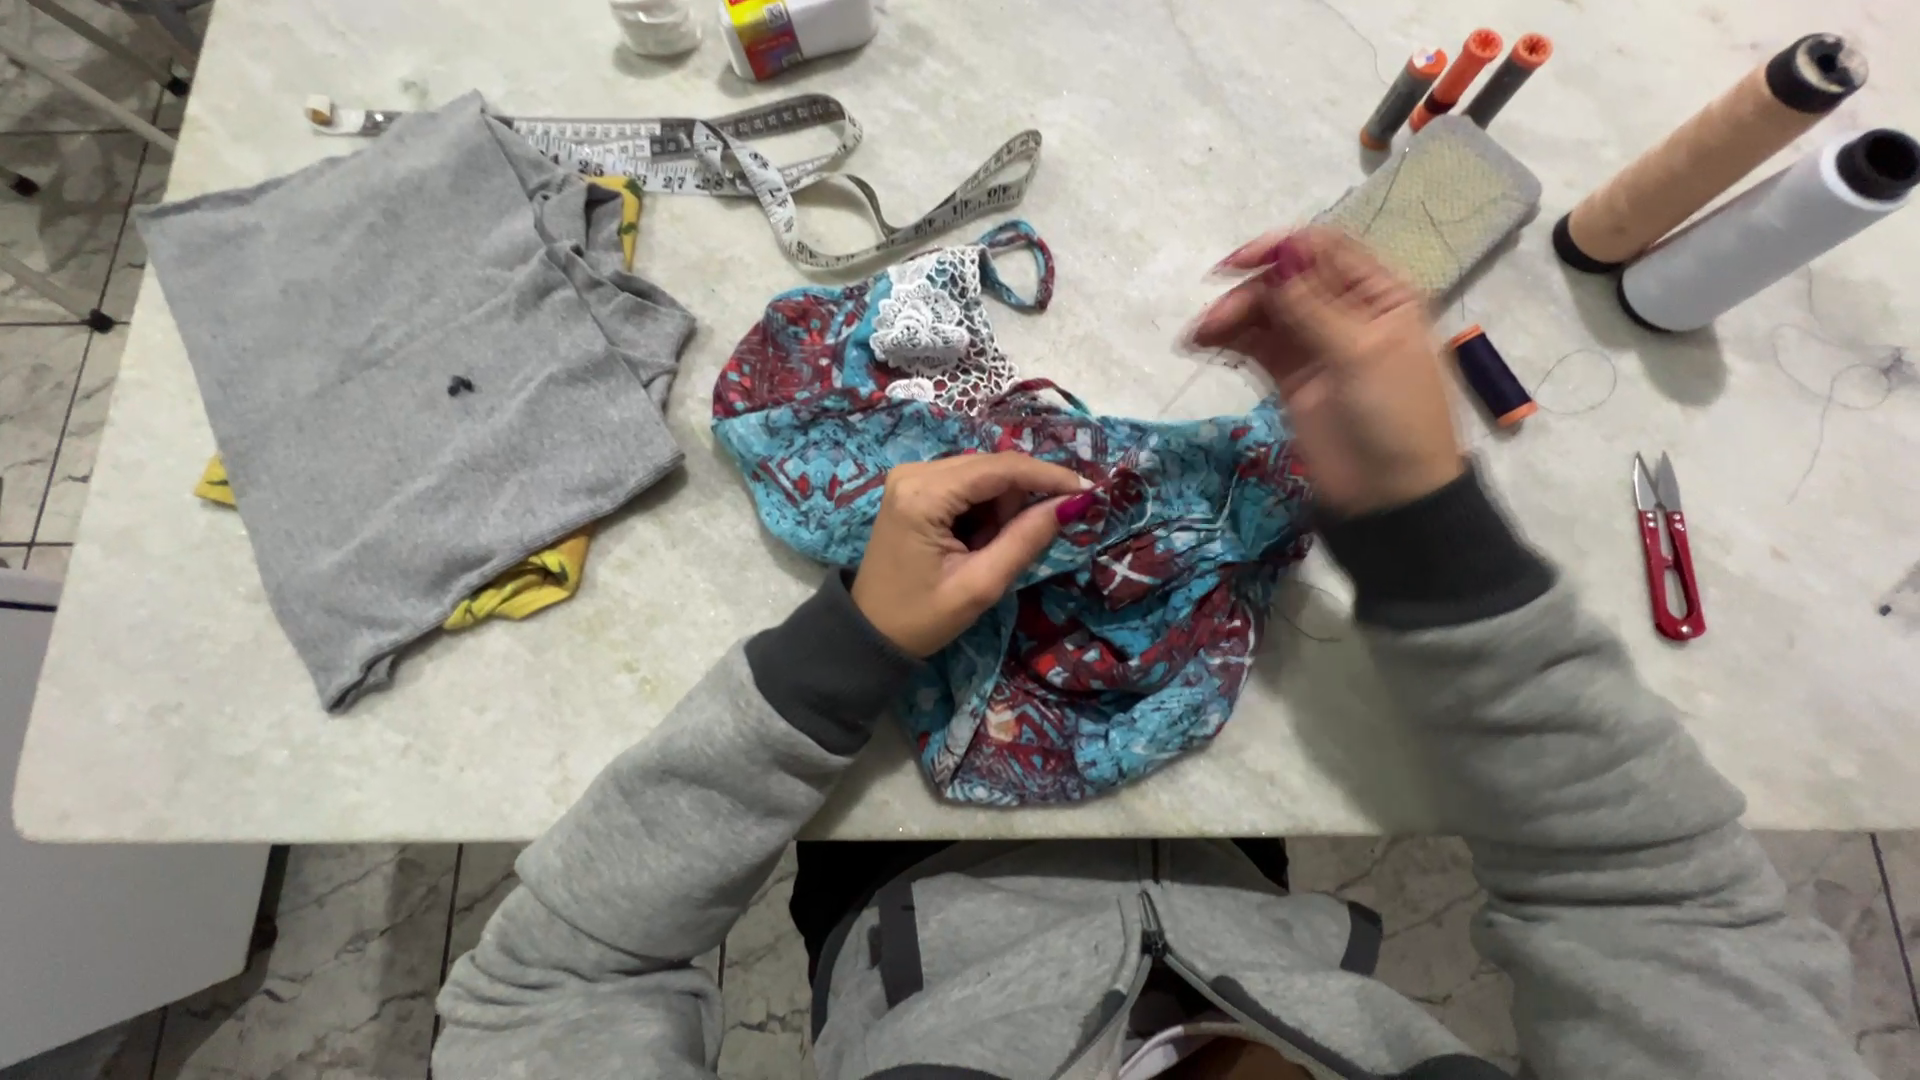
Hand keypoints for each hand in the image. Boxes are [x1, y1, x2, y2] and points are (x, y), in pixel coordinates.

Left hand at [852, 453, 1093, 656]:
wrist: (869, 632)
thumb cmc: (921, 618)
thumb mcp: (980, 585)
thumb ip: (1026, 539)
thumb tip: (1073, 502)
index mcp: (923, 494)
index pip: (1000, 468)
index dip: (1048, 475)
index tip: (1089, 489)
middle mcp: (914, 471)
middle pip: (992, 467)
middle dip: (1018, 500)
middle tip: (1019, 544)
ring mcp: (910, 476)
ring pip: (982, 474)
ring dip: (1000, 507)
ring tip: (986, 550)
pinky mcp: (912, 486)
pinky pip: (966, 483)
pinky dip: (982, 509)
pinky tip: (974, 541)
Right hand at [1188, 227, 1463, 516]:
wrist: (1387, 493)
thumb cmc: (1393, 415)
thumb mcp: (1360, 352)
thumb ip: (1314, 306)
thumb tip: (1279, 257)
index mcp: (1379, 294)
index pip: (1325, 251)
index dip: (1280, 249)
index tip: (1236, 263)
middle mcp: (1344, 311)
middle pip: (1286, 281)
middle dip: (1247, 292)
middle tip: (1214, 317)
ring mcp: (1312, 346)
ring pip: (1264, 314)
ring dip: (1229, 317)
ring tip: (1199, 335)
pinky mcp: (1286, 378)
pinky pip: (1252, 347)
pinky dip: (1225, 341)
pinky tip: (1200, 344)